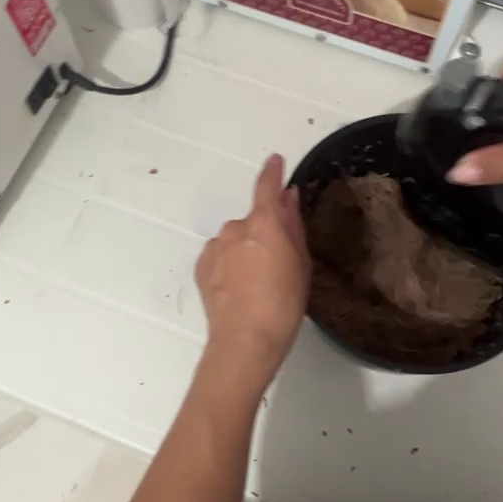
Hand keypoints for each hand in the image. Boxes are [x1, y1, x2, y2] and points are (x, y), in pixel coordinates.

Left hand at [195, 154, 310, 367]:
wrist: (245, 341)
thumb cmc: (283, 304)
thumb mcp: (300, 264)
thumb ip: (293, 226)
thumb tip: (288, 198)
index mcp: (264, 223)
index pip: (267, 187)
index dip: (272, 172)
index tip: (276, 160)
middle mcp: (235, 229)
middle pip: (254, 221)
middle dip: (265, 234)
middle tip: (279, 265)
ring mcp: (215, 248)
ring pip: (236, 241)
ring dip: (246, 252)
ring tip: (259, 285)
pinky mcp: (202, 268)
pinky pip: (221, 257)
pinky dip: (230, 265)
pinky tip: (241, 290)